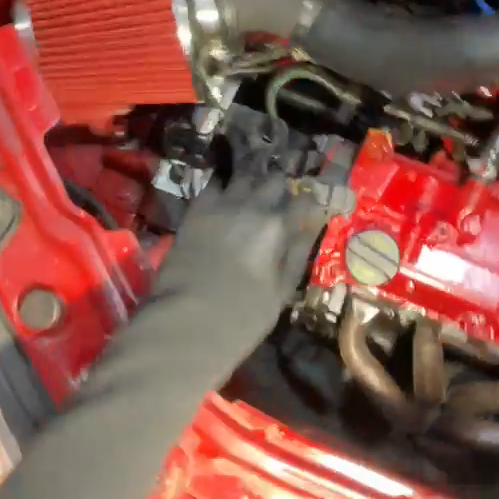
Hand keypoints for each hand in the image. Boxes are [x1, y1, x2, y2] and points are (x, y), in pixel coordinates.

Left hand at [146, 171, 329, 345]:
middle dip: (281, 188)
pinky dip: (222, 188)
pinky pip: (212, 186)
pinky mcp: (195, 211)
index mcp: (278, 227)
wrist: (188, 320)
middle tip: (280, 201)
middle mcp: (252, 207)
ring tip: (253, 193)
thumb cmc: (243, 315)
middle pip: (274, 181)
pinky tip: (223, 199)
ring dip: (253, 183)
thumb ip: (297, 254)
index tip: (307, 211)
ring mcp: (221, 205)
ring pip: (243, 177)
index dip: (308, 204)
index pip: (303, 201)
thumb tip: (309, 228)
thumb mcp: (283, 291)